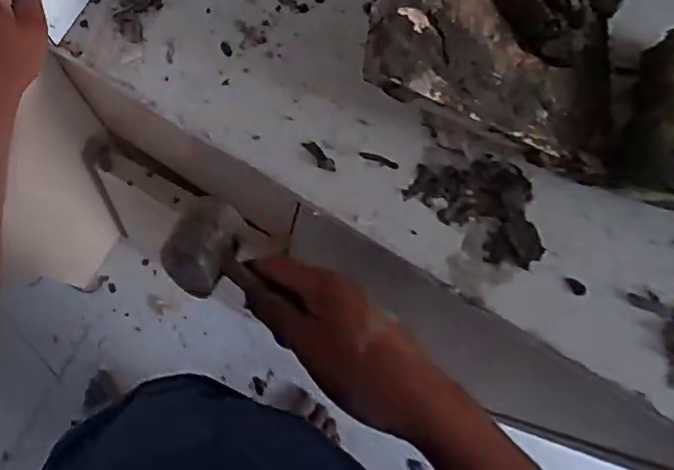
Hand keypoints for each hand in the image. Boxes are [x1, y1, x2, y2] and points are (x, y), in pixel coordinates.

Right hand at [241, 257, 464, 441]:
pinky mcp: (375, 323)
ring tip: (297, 345)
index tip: (240, 299)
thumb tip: (247, 284)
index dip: (249, 276)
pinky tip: (325, 352)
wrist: (433, 410)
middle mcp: (341, 283)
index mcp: (322, 281)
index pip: (269, 263)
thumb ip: (272, 310)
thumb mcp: (305, 344)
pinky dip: (317, 322)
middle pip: (291, 278)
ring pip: (311, 296)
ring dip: (295, 313)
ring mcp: (362, 302)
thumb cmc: (360, 374)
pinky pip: (331, 310)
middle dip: (274, 297)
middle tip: (272, 331)